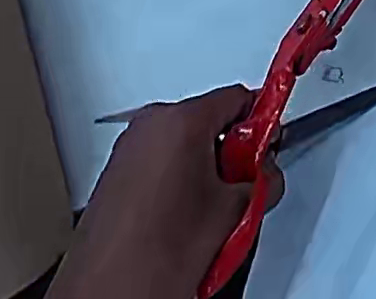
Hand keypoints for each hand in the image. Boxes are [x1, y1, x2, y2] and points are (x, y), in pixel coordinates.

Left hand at [49, 85, 282, 298]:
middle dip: (233, 151)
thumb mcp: (231, 214)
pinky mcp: (117, 170)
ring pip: (186, 142)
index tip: (270, 134)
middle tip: (246, 184)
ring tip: (211, 214)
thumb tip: (269, 174)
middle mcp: (152, 124)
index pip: (237, 97)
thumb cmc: (152, 259)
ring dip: (206, 169)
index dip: (261, 119)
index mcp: (181, 121)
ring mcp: (131, 146)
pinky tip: (186, 220)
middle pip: (211, 120)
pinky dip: (180, 179)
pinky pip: (162, 160)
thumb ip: (263, 181)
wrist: (104, 297)